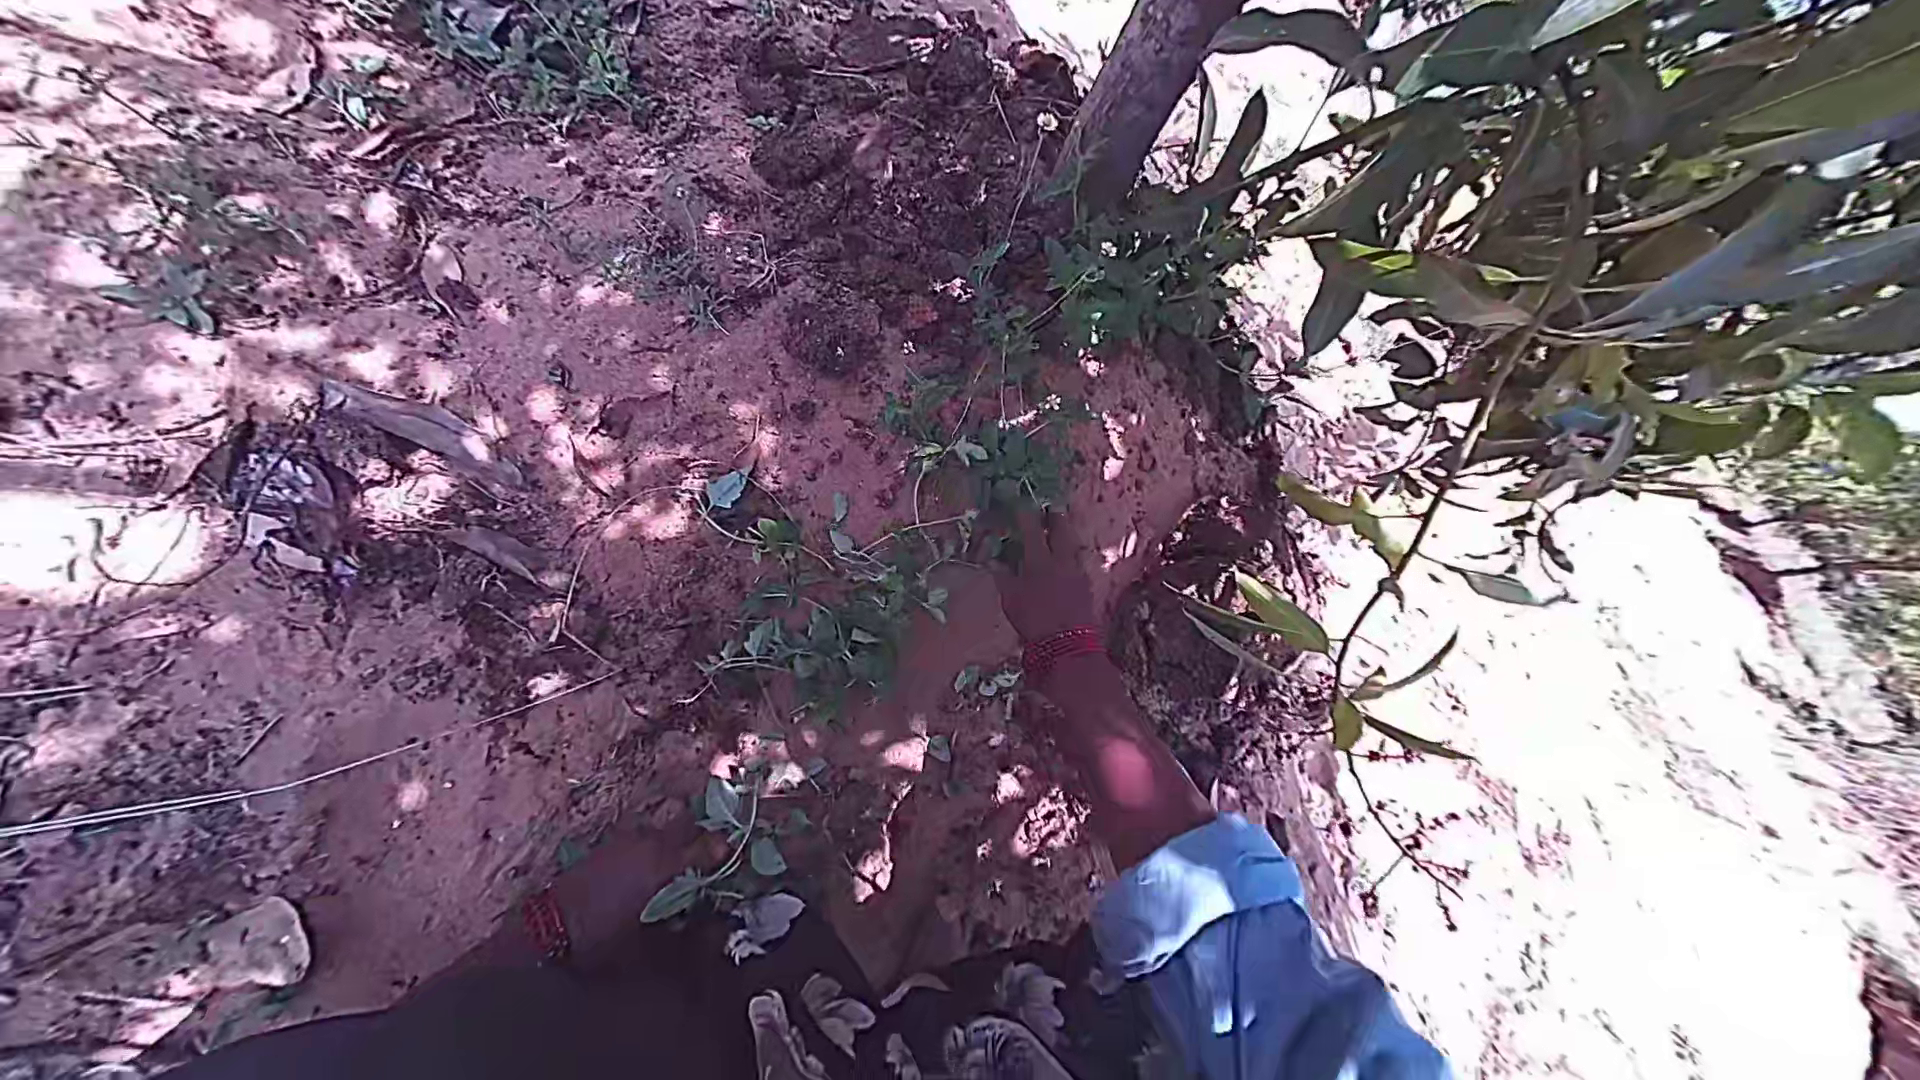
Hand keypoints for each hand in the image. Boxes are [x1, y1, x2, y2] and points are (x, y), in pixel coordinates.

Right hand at [992, 507, 1096, 642]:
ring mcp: (1077, 572)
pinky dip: (1070, 555)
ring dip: (1065, 534)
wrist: (1067, 646)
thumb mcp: (1011, 599)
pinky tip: (1066, 561)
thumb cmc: (1033, 621)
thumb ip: (1003, 576)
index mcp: (1039, 560)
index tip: (1020, 502)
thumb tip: (994, 561)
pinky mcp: (1086, 585)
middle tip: (1048, 509)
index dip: (1025, 512)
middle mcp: (1061, 560)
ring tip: (1058, 532)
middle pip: (1060, 528)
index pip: (1031, 527)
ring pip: (1072, 544)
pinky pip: (1078, 561)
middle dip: (1054, 516)